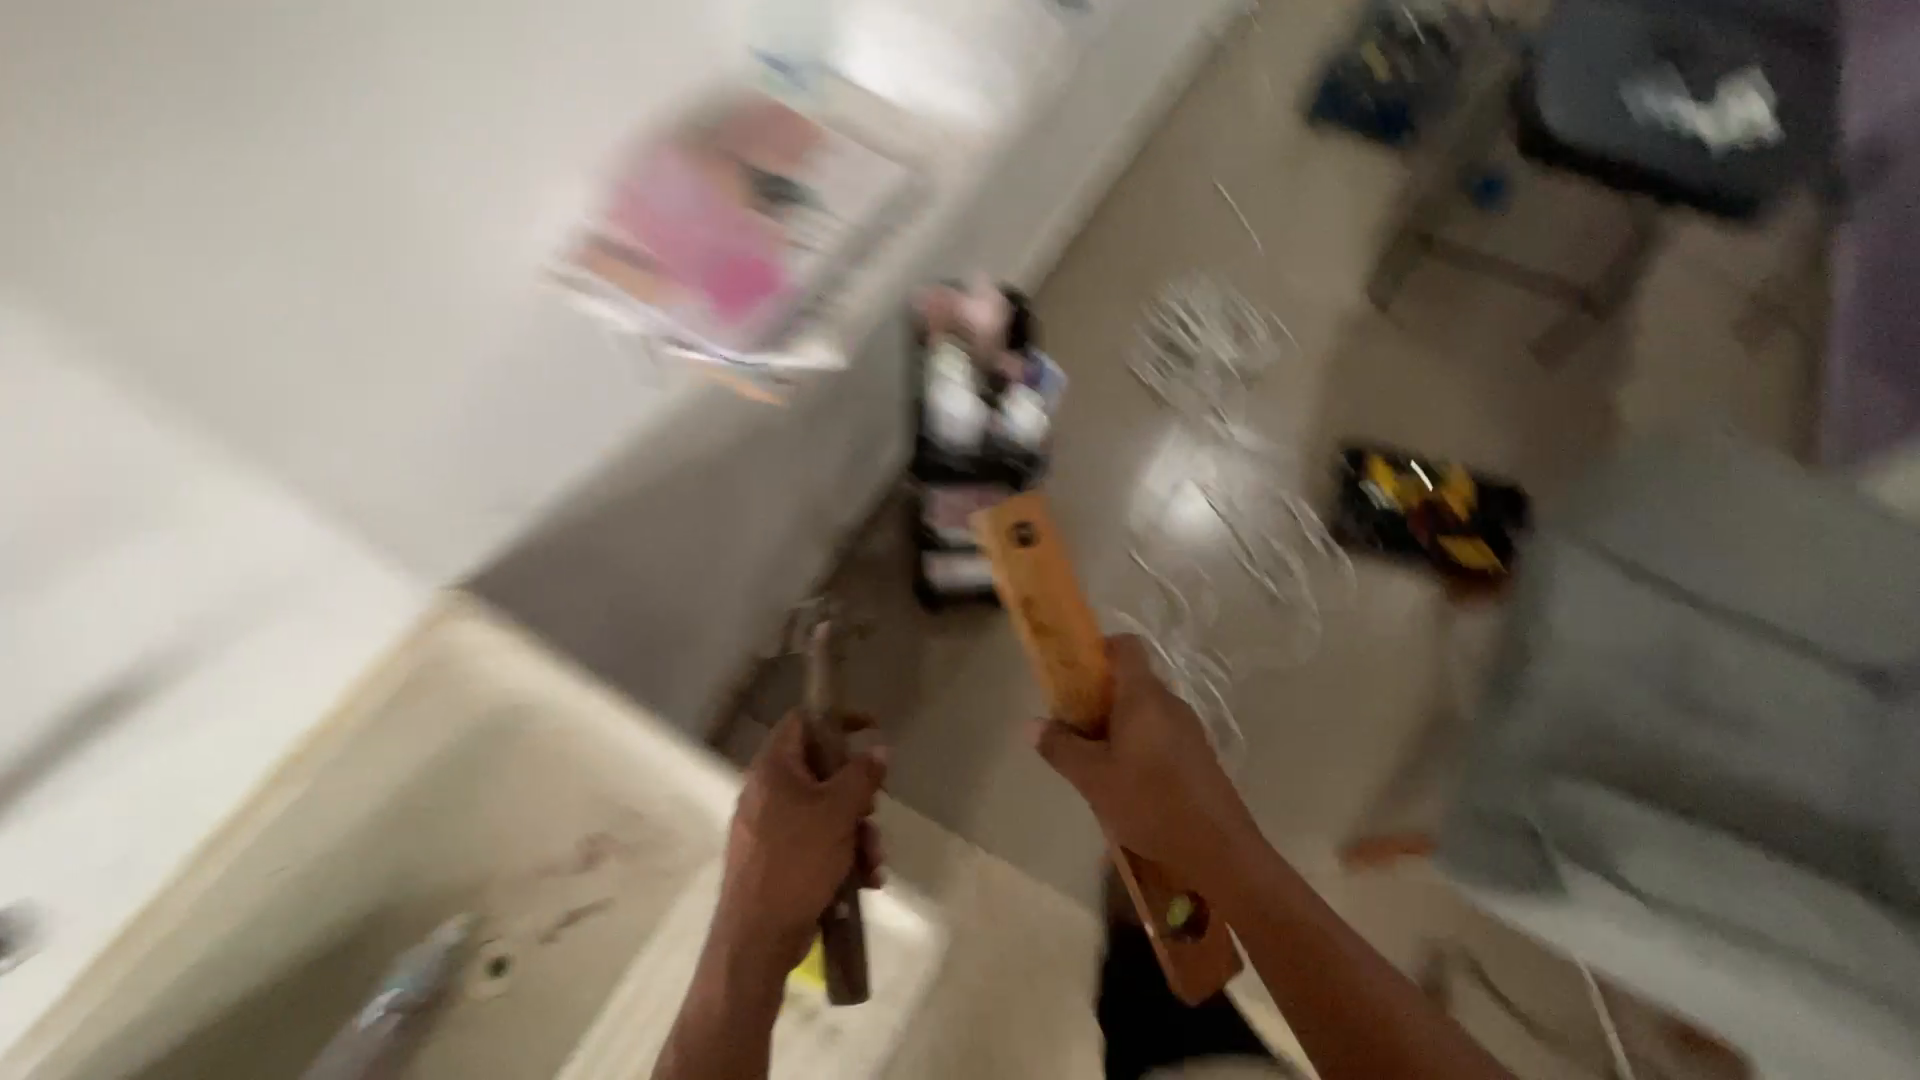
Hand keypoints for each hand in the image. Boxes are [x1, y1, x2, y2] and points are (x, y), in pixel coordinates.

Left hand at [714, 711, 886, 974]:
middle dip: (857, 796)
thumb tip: (878, 749)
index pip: (803, 720)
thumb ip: (861, 776)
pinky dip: (841, 856)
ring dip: (857, 834)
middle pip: (822, 772)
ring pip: (825, 812)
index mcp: (773, 769)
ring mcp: (768, 828)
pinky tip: (864, 881)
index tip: (872, 728)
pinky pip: (815, 843)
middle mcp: (766, 791)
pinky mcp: (775, 860)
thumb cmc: (796, 862)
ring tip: (873, 861)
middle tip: (873, 814)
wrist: (757, 938)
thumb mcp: (838, 812)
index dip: (838, 718)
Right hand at [1030, 635, 1257, 885]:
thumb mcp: (1092, 778)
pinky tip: (1125, 780)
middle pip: (1132, 680)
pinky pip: (1161, 733)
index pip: (1126, 646)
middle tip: (1072, 724)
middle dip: (1099, 696)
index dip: (1098, 649)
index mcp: (1144, 697)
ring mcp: (1189, 730)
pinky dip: (1138, 743)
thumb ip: (1060, 747)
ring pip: (1146, 710)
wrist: (1219, 850)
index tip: (1074, 675)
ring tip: (1093, 757)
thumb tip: (1032, 725)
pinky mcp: (1198, 755)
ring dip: (1117, 723)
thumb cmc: (1149, 802)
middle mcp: (1170, 703)